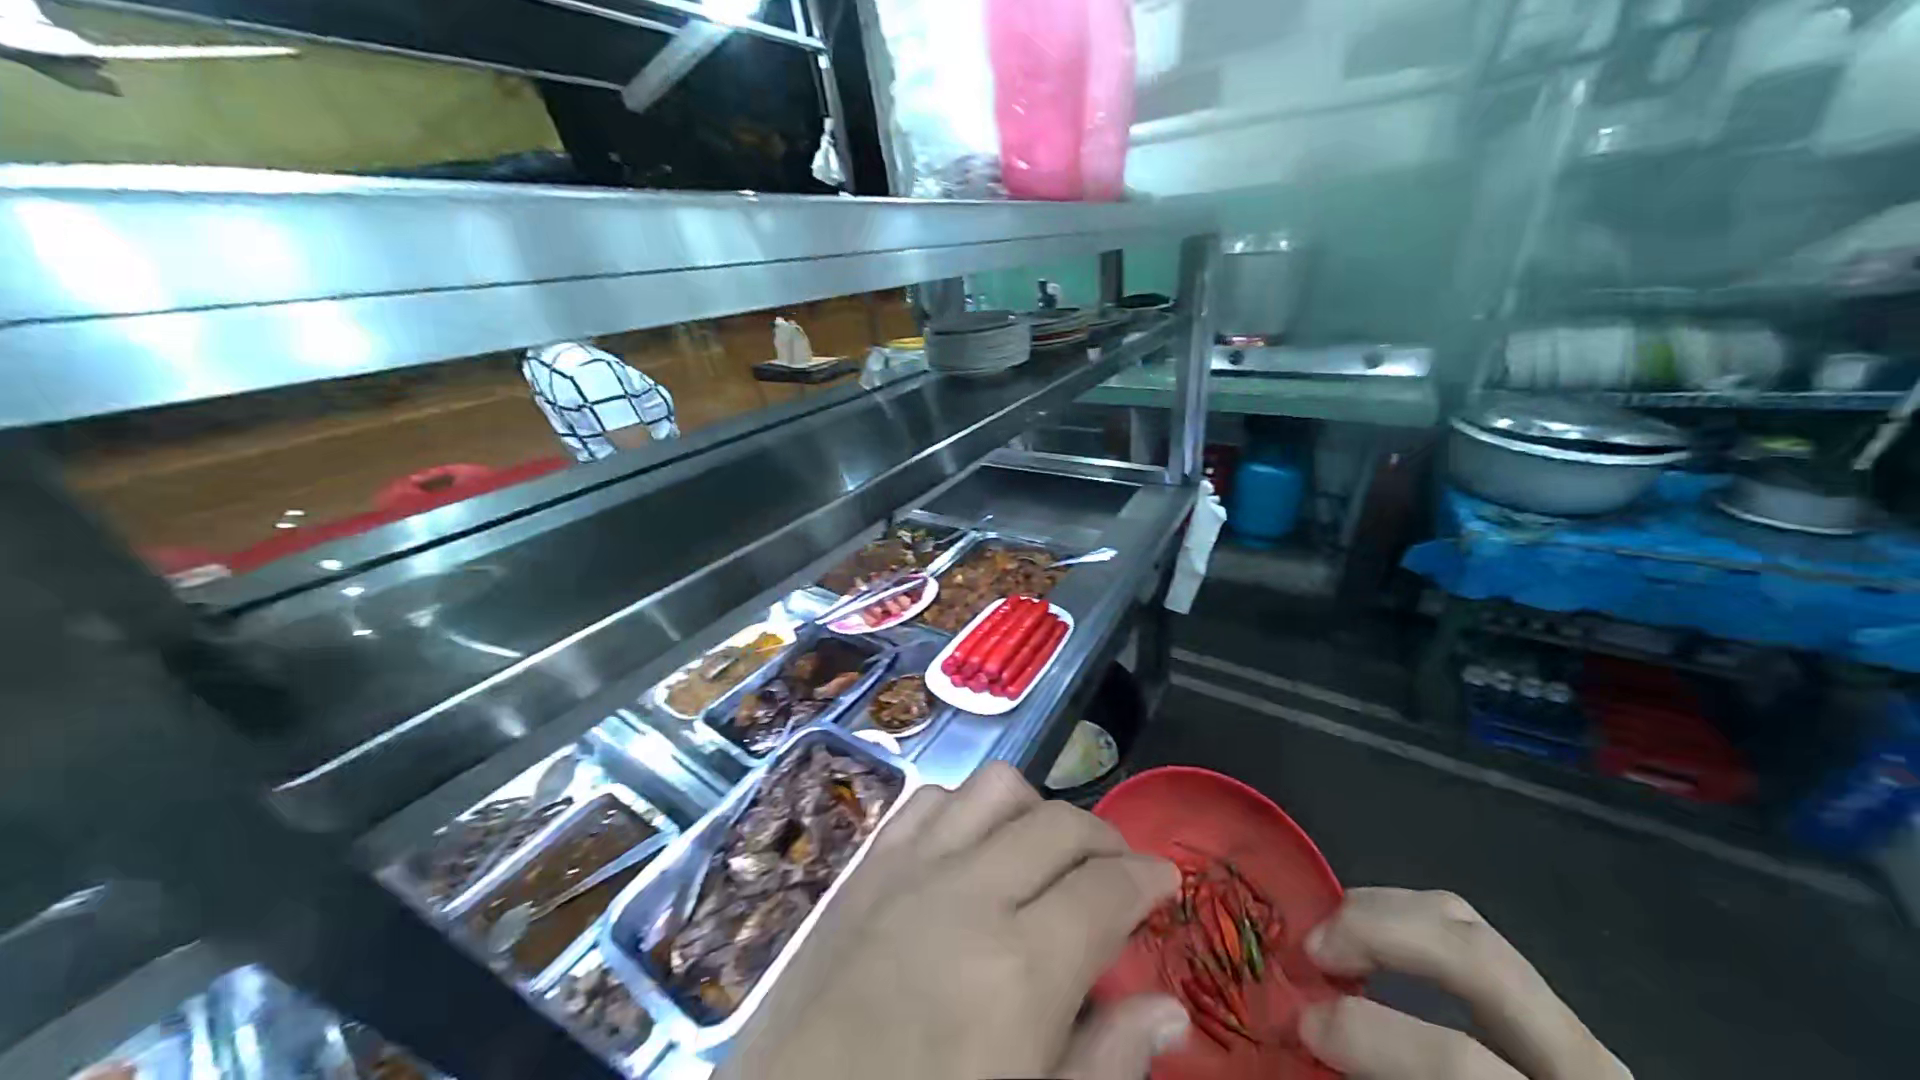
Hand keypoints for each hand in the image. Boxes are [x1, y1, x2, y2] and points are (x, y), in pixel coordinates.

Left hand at [717, 763, 1189, 1079]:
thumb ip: (1105, 1060)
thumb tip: (1168, 1009)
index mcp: (1022, 967)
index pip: (1106, 888)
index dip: (1148, 876)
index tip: (1166, 879)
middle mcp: (970, 893)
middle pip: (1058, 825)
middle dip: (1103, 838)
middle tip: (1118, 869)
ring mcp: (911, 867)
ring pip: (995, 789)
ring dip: (1034, 810)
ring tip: (1044, 851)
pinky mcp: (866, 865)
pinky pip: (930, 801)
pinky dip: (966, 808)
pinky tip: (972, 846)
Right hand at [1298, 888, 1629, 1079]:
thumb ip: (1382, 1076)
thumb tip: (1313, 1031)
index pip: (1459, 1061)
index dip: (1369, 1036)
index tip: (1308, 1025)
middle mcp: (1582, 1063)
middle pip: (1477, 958)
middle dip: (1376, 933)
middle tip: (1311, 948)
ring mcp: (1572, 1026)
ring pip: (1467, 921)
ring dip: (1381, 912)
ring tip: (1328, 932)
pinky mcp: (1544, 1005)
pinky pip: (1465, 930)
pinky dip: (1401, 918)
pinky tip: (1365, 939)